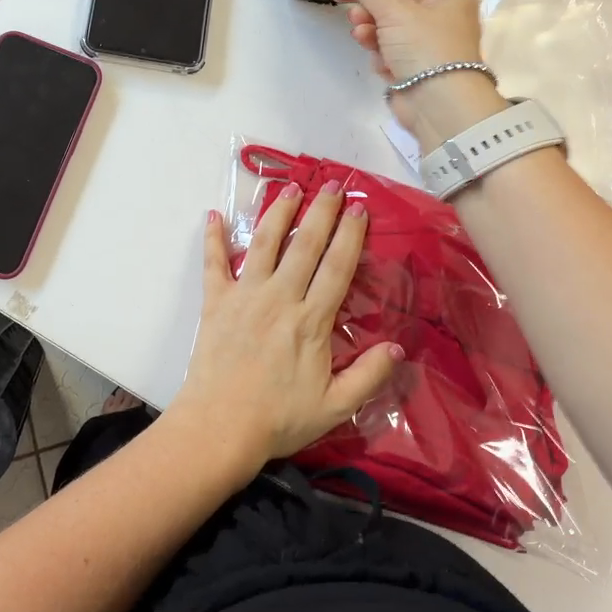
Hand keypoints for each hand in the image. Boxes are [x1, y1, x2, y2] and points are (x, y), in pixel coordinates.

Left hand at [166, 181, 401, 478]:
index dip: (350, 235)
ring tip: (291, 188)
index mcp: (311, 321)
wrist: (220, 427)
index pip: (337, 268)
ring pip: (264, 244)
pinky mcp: (215, 302)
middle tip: (333, 185)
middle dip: (321, 211)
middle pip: (305, 246)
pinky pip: (213, 263)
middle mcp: (279, 298)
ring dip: (279, 213)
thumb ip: (368, 376)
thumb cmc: (279, 419)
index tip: (359, 208)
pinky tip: (213, 215)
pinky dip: (213, 238)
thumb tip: (398, 348)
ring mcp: (244, 296)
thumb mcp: (335, 407)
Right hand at [331, 0, 507, 147]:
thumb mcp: (394, 10)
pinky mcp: (416, 68)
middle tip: (353, 16)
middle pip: (394, 5)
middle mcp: (441, 18)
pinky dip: (381, 55)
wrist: (439, 105)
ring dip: (372, 33)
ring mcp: (428, 45)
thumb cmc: (424, 47)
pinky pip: (391, 52)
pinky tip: (381, 62)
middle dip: (370, 11)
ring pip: (388, 30)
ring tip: (363, 38)